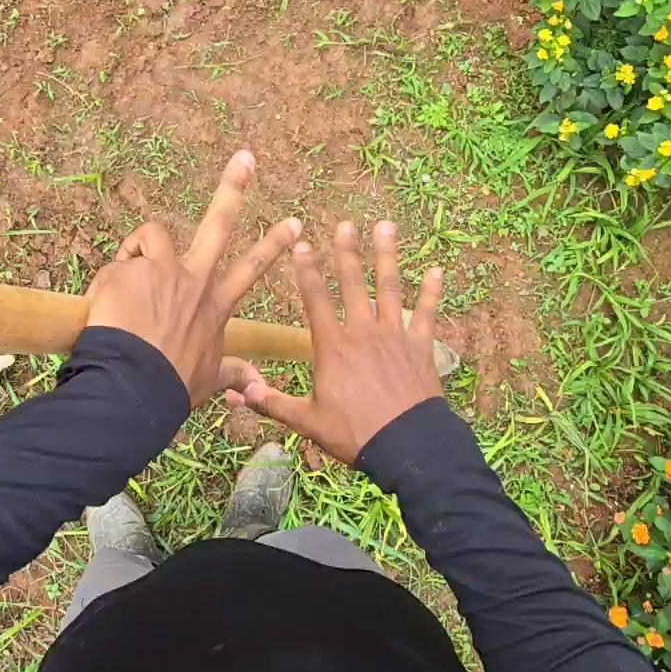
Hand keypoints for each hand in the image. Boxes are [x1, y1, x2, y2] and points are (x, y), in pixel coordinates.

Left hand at [85, 151, 301, 407]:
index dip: (274, 244)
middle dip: (234, 187)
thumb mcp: (209, 379)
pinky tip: (103, 304)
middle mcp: (194, 281)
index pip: (251, 268)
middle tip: (246, 158)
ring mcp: (162, 272)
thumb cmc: (172, 386)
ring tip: (128, 266)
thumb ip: (233, 373)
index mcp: (215, 306)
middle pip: (219, 223)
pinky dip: (109, 278)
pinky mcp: (129, 270)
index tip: (294, 223)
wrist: (135, 387)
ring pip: (152, 234)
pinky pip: (116, 263)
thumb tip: (256, 387)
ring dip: (139, 245)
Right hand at [237, 220, 443, 463]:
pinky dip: (432, 292)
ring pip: (390, 288)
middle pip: (353, 283)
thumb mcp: (306, 421)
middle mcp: (363, 332)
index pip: (315, 299)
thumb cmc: (354, 434)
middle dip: (347, 251)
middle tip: (345, 224)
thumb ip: (271, 401)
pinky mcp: (421, 347)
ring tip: (386, 226)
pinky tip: (436, 270)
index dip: (306, 269)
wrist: (408, 448)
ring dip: (387, 256)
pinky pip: (427, 314)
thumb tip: (235, 391)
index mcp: (332, 347)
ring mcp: (395, 336)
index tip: (301, 243)